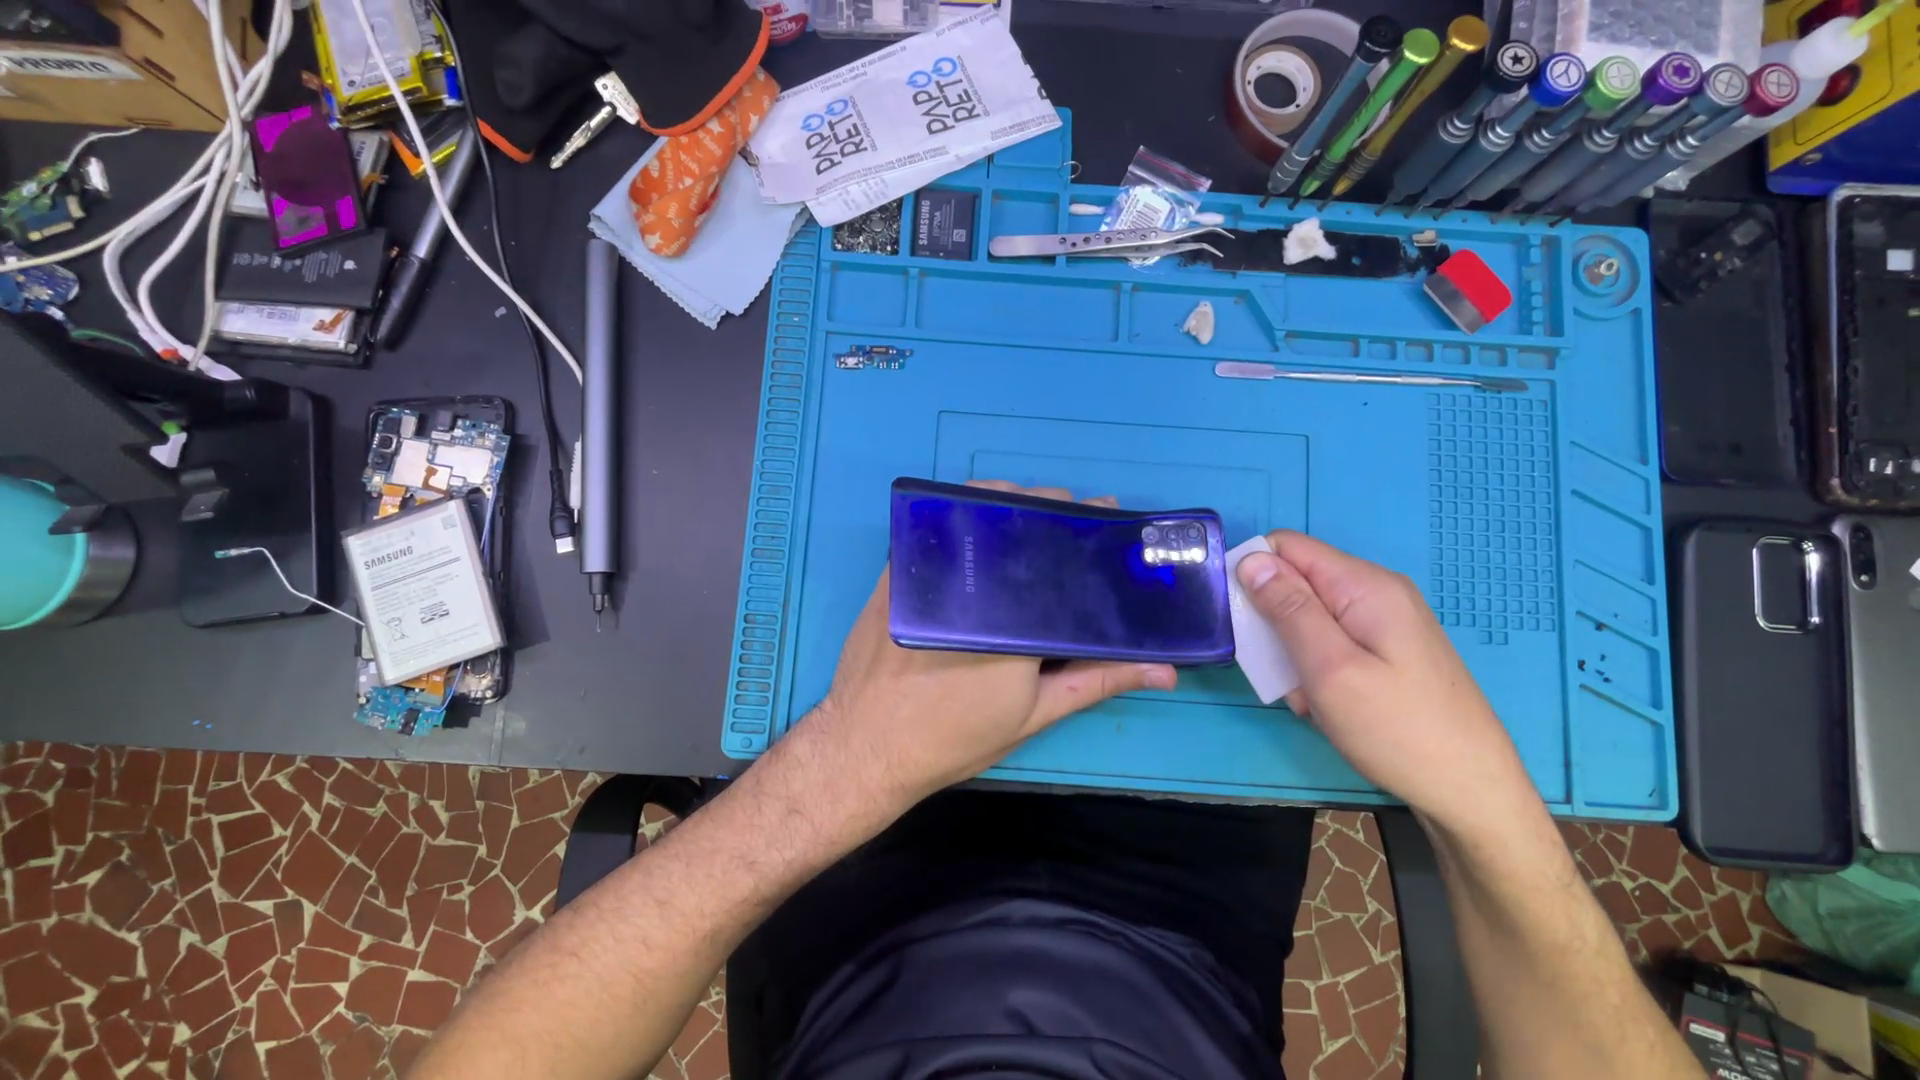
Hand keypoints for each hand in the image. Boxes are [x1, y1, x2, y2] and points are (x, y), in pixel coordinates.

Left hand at [796, 483, 1177, 807]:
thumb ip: (1097, 682)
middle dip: (1051, 509)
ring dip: (1009, 505)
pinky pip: (938, 530)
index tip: (1106, 515)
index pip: (1057, 557)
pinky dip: (968, 518)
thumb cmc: (953, 739)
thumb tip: (1165, 670)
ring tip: (1035, 514)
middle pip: (1018, 525)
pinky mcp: (895, 575)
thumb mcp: (1033, 715)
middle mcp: (967, 587)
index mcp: (1012, 622)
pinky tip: (988, 526)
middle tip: (1076, 516)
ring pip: (975, 518)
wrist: (866, 748)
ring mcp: (925, 576)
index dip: (1085, 531)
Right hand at [1234, 531, 1534, 828]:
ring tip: (1310, 699)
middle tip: (1285, 676)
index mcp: (1365, 585)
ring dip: (1295, 655)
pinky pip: (1335, 643)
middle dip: (1276, 624)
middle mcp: (1378, 592)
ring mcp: (1387, 622)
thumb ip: (1289, 610)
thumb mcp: (1329, 669)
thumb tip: (1252, 560)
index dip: (1254, 574)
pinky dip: (1318, 669)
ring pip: (1312, 617)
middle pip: (1299, 582)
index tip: (1243, 623)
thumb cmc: (1396, 730)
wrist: (1470, 788)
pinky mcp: (1390, 649)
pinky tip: (1328, 706)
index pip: (1287, 547)